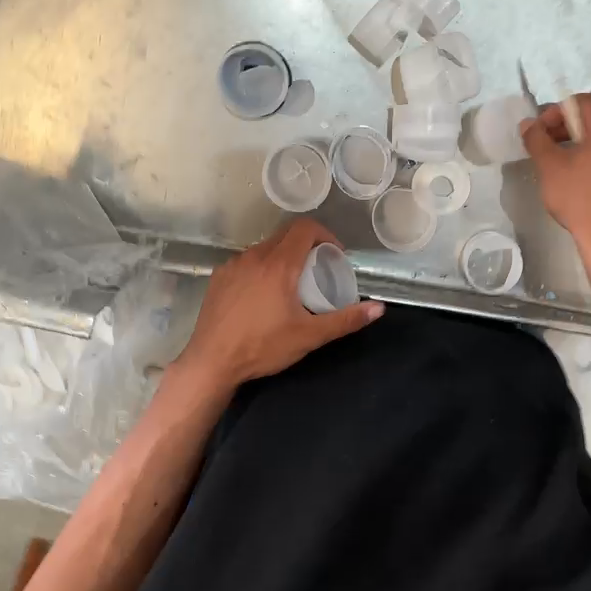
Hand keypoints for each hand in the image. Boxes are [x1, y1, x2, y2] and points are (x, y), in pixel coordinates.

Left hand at [172, 218, 383, 391]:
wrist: (211, 362)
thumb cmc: (262, 347)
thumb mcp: (310, 336)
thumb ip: (345, 320)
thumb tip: (379, 308)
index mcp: (279, 264)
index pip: (305, 228)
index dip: (325, 234)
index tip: (334, 255)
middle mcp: (254, 257)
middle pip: (285, 235)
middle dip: (306, 246)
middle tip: (318, 270)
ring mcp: (233, 265)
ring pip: (265, 248)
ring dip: (283, 257)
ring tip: (292, 284)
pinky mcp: (218, 277)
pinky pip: (247, 262)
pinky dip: (262, 269)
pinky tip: (264, 296)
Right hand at [521, 94, 590, 254]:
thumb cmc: (576, 196)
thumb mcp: (549, 165)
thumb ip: (536, 138)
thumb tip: (528, 124)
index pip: (581, 102)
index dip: (555, 111)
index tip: (539, 132)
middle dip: (565, 125)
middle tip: (545, 144)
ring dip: (577, 139)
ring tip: (557, 158)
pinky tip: (576, 171)